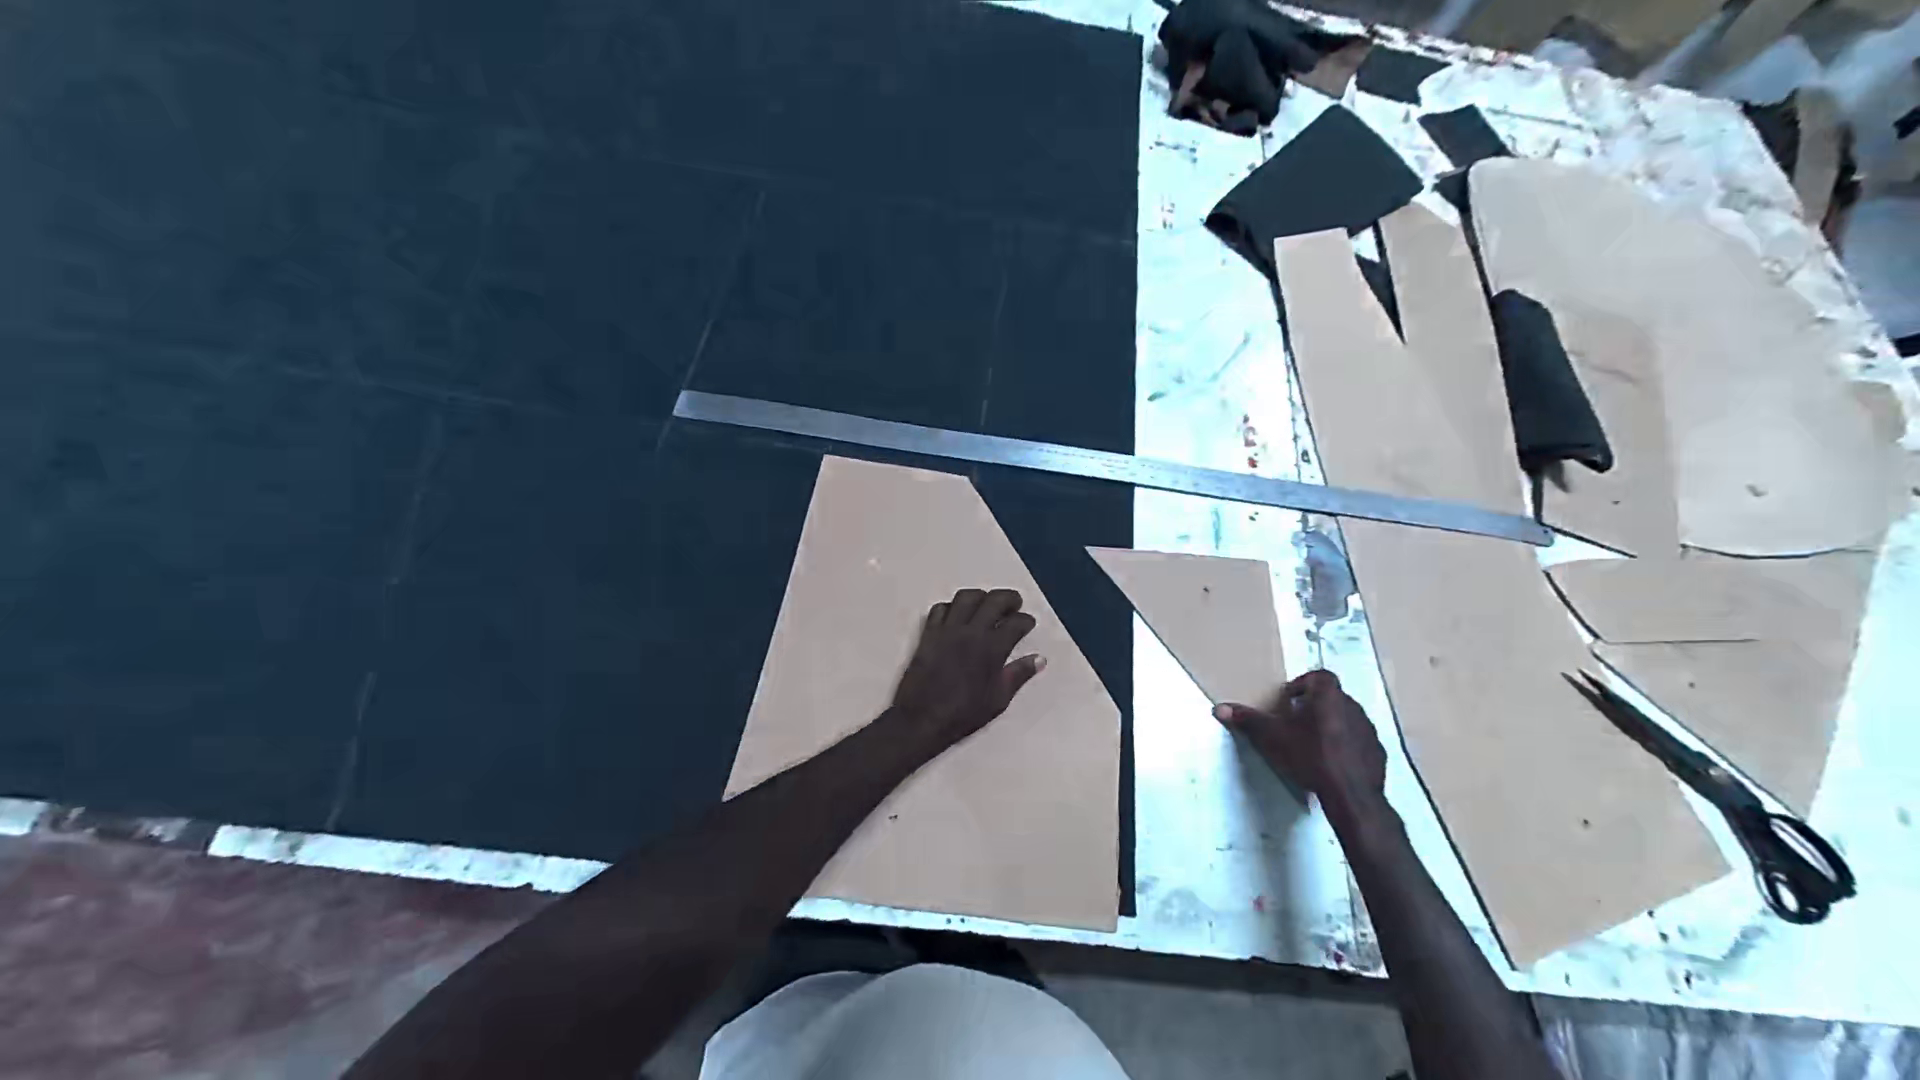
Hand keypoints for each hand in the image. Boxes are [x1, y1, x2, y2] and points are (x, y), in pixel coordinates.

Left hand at [888, 588, 1045, 757]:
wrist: (922, 719)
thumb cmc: (964, 714)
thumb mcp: (999, 699)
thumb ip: (1019, 675)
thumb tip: (1039, 659)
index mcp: (992, 648)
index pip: (1016, 623)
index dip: (1025, 620)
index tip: (1028, 622)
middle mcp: (971, 632)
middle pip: (994, 601)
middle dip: (1009, 598)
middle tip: (1014, 604)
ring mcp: (947, 630)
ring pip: (966, 598)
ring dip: (980, 596)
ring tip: (987, 604)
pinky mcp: (928, 634)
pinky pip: (940, 609)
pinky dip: (951, 607)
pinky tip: (957, 615)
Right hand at [1215, 670, 1385, 822]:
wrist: (1351, 795)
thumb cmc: (1311, 756)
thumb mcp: (1272, 737)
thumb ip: (1248, 720)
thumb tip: (1220, 708)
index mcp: (1329, 696)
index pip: (1319, 676)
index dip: (1303, 683)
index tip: (1289, 698)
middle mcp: (1353, 706)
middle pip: (1332, 696)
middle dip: (1314, 704)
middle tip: (1295, 720)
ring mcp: (1369, 730)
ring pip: (1346, 717)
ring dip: (1330, 723)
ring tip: (1311, 741)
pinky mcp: (1378, 752)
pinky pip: (1358, 740)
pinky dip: (1345, 744)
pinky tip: (1331, 760)